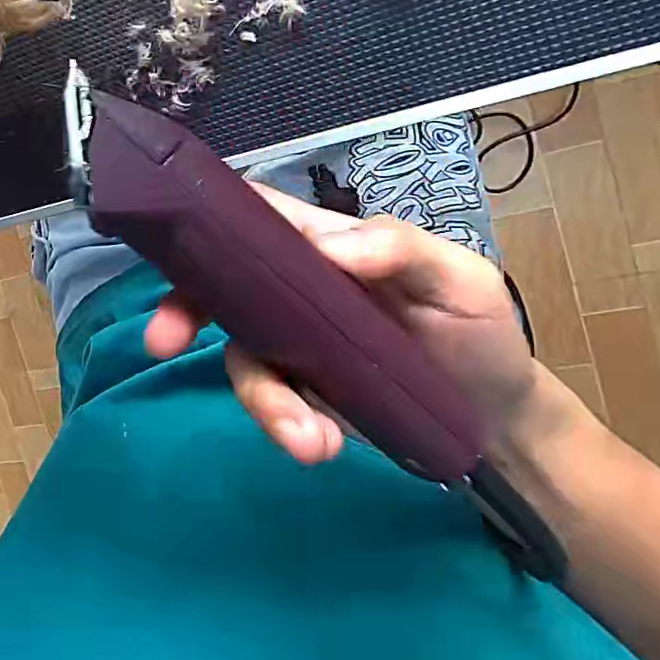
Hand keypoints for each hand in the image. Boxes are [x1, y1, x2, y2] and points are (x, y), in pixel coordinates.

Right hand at [144, 183, 591, 464]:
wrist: (496, 422)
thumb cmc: (478, 332)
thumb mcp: (460, 279)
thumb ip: (401, 248)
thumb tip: (325, 247)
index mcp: (326, 243)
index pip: (257, 216)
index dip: (208, 217)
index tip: (169, 236)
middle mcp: (296, 287)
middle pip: (222, 284)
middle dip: (183, 307)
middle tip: (162, 339)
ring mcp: (294, 341)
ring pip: (242, 353)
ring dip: (260, 397)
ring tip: (308, 438)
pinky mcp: (302, 390)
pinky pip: (271, 399)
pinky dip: (284, 423)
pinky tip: (320, 443)